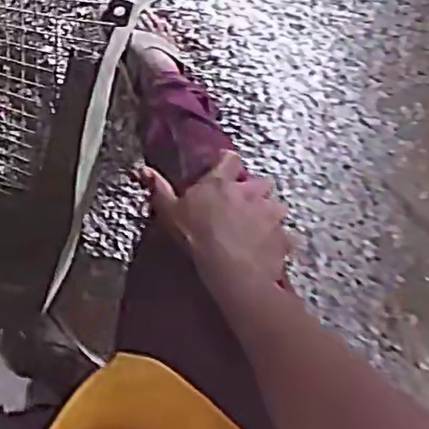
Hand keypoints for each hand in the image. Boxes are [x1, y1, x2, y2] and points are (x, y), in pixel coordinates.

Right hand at [139, 152, 292, 294]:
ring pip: (276, 207)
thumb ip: (159, 189)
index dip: (229, 161)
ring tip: (256, 229)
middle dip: (254, 190)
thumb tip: (144, 170)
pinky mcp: (284, 237)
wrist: (231, 270)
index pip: (231, 159)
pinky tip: (265, 250)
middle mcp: (250, 192)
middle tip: (241, 204)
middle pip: (260, 182)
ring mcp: (271, 214)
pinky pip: (283, 235)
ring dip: (268, 214)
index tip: (225, 166)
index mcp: (221, 183)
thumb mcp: (170, 212)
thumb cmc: (196, 236)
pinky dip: (276, 240)